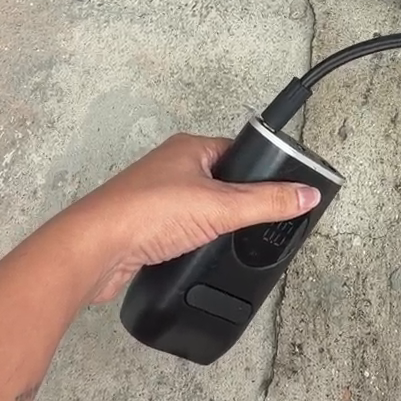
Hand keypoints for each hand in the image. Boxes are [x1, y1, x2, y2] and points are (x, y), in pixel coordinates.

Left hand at [65, 133, 319, 303]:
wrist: (93, 251)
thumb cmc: (148, 213)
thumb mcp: (220, 207)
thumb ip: (267, 202)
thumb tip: (306, 193)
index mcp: (190, 148)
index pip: (238, 152)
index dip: (259, 171)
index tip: (279, 191)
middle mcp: (171, 166)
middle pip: (220, 180)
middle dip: (236, 201)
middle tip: (254, 220)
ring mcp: (155, 196)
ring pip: (198, 206)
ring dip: (212, 223)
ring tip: (225, 239)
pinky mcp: (143, 226)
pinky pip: (179, 228)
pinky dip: (192, 240)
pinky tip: (198, 252)